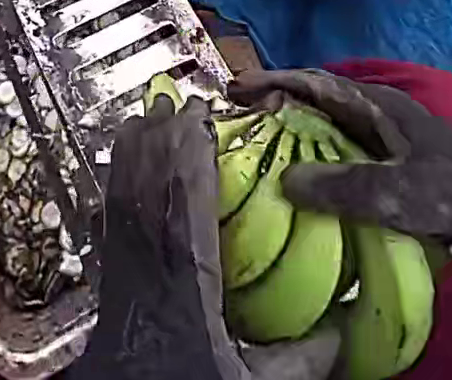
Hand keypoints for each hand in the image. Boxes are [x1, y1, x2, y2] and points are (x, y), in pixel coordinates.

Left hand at [76, 93, 338, 379]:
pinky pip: (111, 194)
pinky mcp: (107, 254)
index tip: (203, 116)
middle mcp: (150, 250)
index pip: (188, 195)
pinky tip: (126, 145)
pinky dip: (120, 162)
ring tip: (155, 108)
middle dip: (166, 131)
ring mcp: (122, 249)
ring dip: (141, 139)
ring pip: (127, 178)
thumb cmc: (188, 379)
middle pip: (153, 174)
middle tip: (182, 100)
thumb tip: (343, 330)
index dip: (192, 149)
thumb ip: (299, 359)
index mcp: (187, 272)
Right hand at [229, 69, 451, 339]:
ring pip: (323, 128)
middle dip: (273, 104)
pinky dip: (310, 160)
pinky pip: (337, 157)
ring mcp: (383, 142)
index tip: (234, 89)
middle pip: (312, 100)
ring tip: (256, 148)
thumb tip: (285, 180)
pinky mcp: (389, 169)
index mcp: (378, 105)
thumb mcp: (408, 194)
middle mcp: (375, 116)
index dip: (272, 81)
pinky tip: (296, 181)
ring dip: (290, 132)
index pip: (313, 82)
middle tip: (236, 120)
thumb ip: (348, 187)